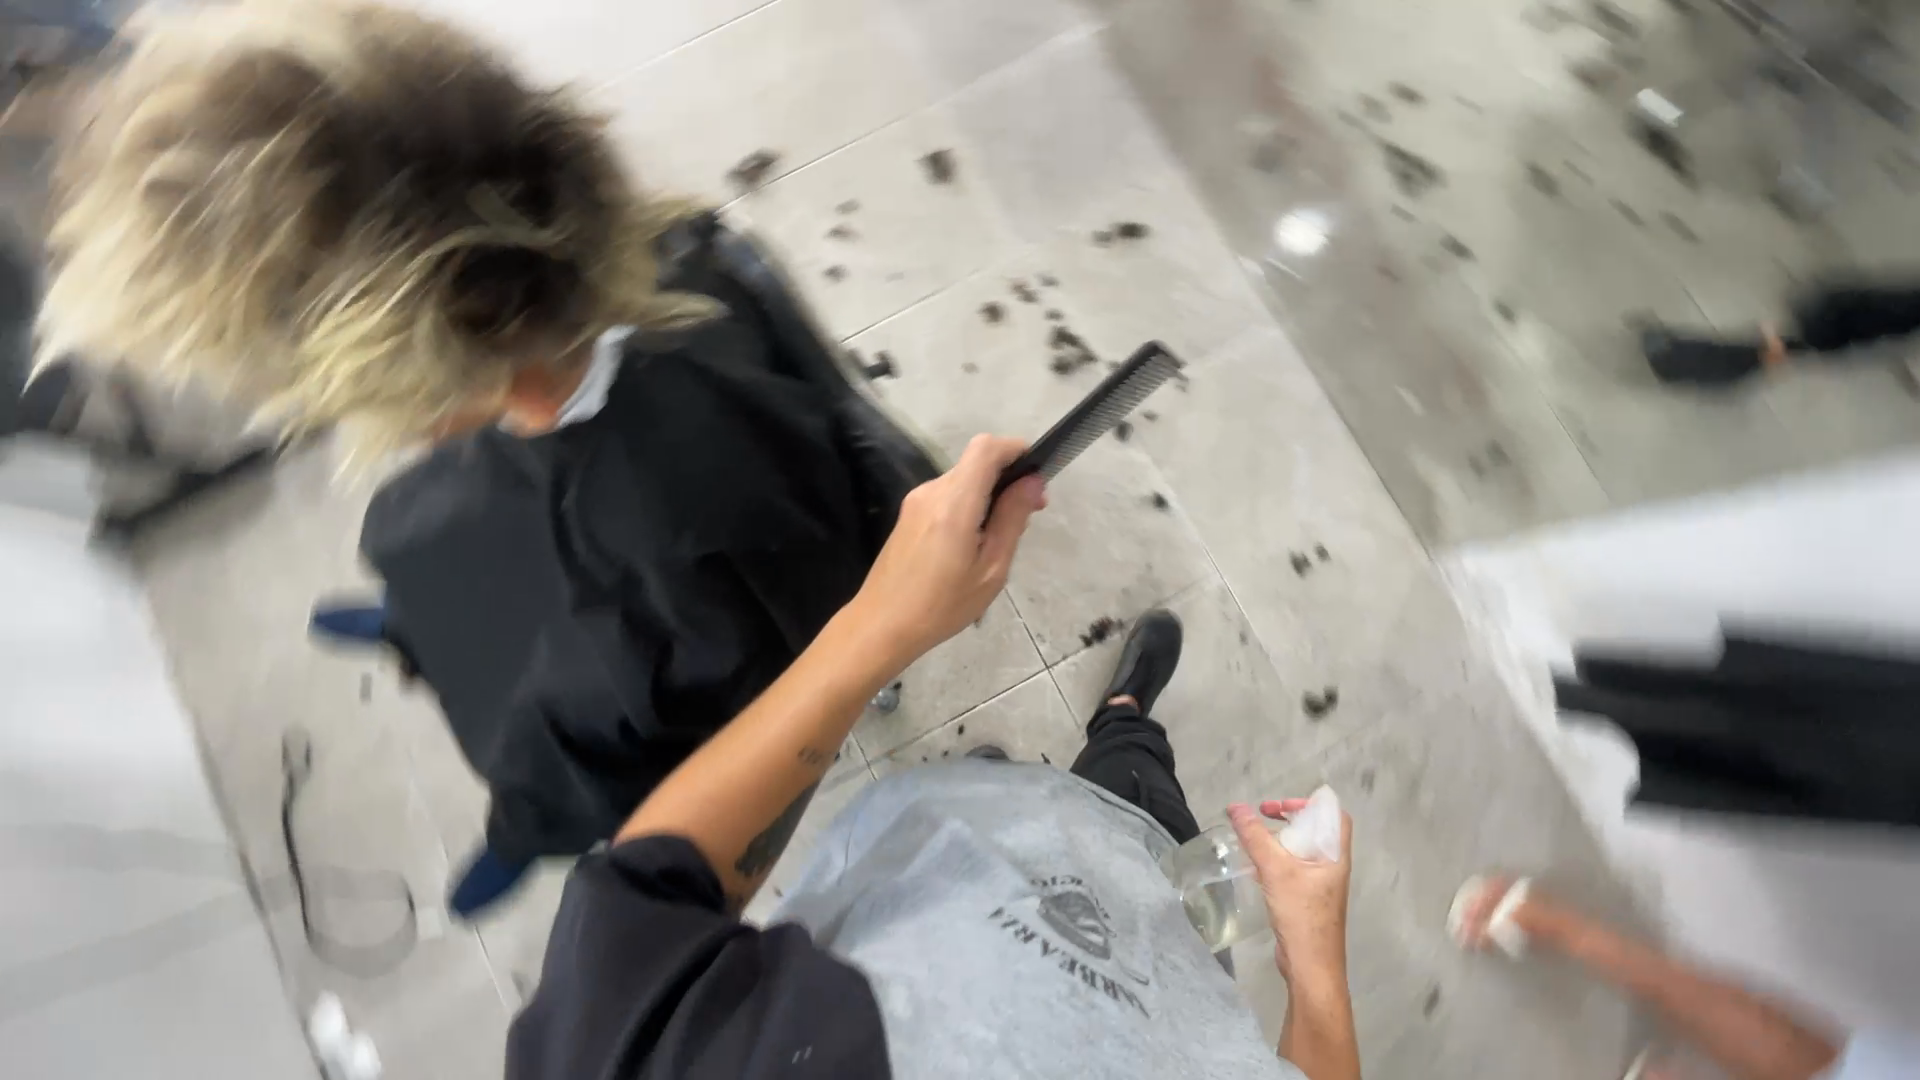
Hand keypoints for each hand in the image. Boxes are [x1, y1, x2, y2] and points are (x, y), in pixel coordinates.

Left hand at [849, 434, 1045, 664]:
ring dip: (988, 495)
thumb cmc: (942, 605)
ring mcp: (916, 502)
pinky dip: (969, 506)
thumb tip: (1033, 481)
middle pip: (976, 463)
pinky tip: (973, 544)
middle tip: (1029, 514)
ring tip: (1001, 538)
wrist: (881, 625)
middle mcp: (932, 492)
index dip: (1015, 449)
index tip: (1036, 475)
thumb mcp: (991, 569)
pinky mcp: (908, 515)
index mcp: (954, 502)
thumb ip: (1012, 519)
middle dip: (1007, 478)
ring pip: (962, 481)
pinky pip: (947, 497)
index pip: (986, 448)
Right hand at [1227, 799, 1352, 988]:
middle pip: (1315, 830)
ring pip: (1302, 849)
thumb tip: (1235, 807)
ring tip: (1255, 839)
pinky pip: (1293, 868)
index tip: (1282, 806)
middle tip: (1263, 815)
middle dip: (1288, 817)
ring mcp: (1320, 885)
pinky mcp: (1307, 899)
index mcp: (1335, 856)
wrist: (1310, 968)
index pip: (1334, 815)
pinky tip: (1256, 866)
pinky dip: (1276, 859)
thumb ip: (1254, 836)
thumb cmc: (1301, 915)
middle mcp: (1331, 867)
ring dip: (1280, 839)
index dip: (1310, 803)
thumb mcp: (1275, 870)